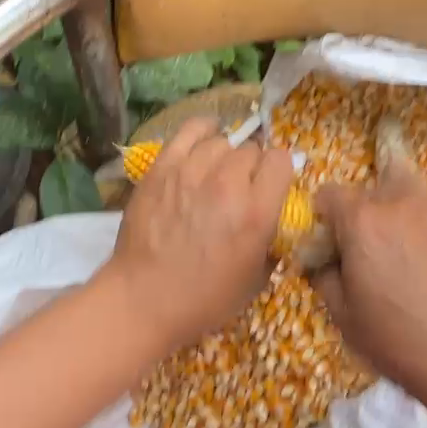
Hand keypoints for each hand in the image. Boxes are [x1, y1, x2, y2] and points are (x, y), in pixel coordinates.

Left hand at [103, 118, 293, 349]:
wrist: (145, 297)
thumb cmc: (205, 298)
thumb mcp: (255, 277)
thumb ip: (270, 237)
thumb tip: (273, 212)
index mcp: (255, 212)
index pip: (281, 161)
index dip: (279, 170)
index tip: (272, 182)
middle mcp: (226, 183)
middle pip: (251, 149)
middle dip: (252, 165)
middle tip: (242, 185)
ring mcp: (191, 170)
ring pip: (221, 140)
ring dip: (226, 154)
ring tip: (219, 169)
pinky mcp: (163, 165)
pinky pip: (189, 130)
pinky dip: (202, 129)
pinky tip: (205, 137)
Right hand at [311, 133, 426, 418]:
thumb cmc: (398, 342)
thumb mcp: (342, 315)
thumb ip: (322, 273)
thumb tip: (321, 258)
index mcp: (362, 220)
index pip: (328, 193)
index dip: (325, 217)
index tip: (332, 243)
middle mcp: (400, 202)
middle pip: (371, 187)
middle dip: (364, 211)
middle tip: (371, 250)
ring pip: (409, 195)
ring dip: (400, 214)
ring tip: (408, 255)